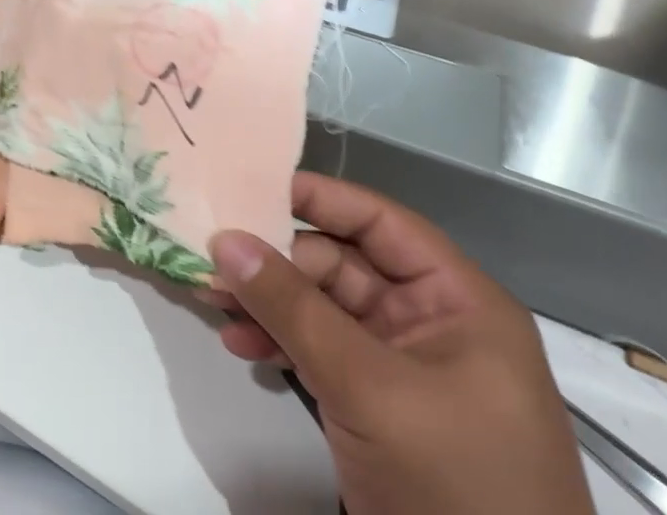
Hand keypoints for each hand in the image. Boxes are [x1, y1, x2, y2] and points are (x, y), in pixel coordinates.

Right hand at [205, 172, 592, 514]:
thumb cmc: (454, 480)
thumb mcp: (369, 386)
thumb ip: (293, 308)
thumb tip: (224, 239)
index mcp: (458, 302)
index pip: (380, 223)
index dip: (317, 198)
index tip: (246, 186)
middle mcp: (430, 323)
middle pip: (340, 264)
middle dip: (275, 262)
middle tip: (209, 263)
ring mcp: (400, 367)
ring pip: (320, 308)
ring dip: (267, 304)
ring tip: (211, 305)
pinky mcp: (373, 404)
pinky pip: (316, 350)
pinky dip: (277, 343)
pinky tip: (241, 347)